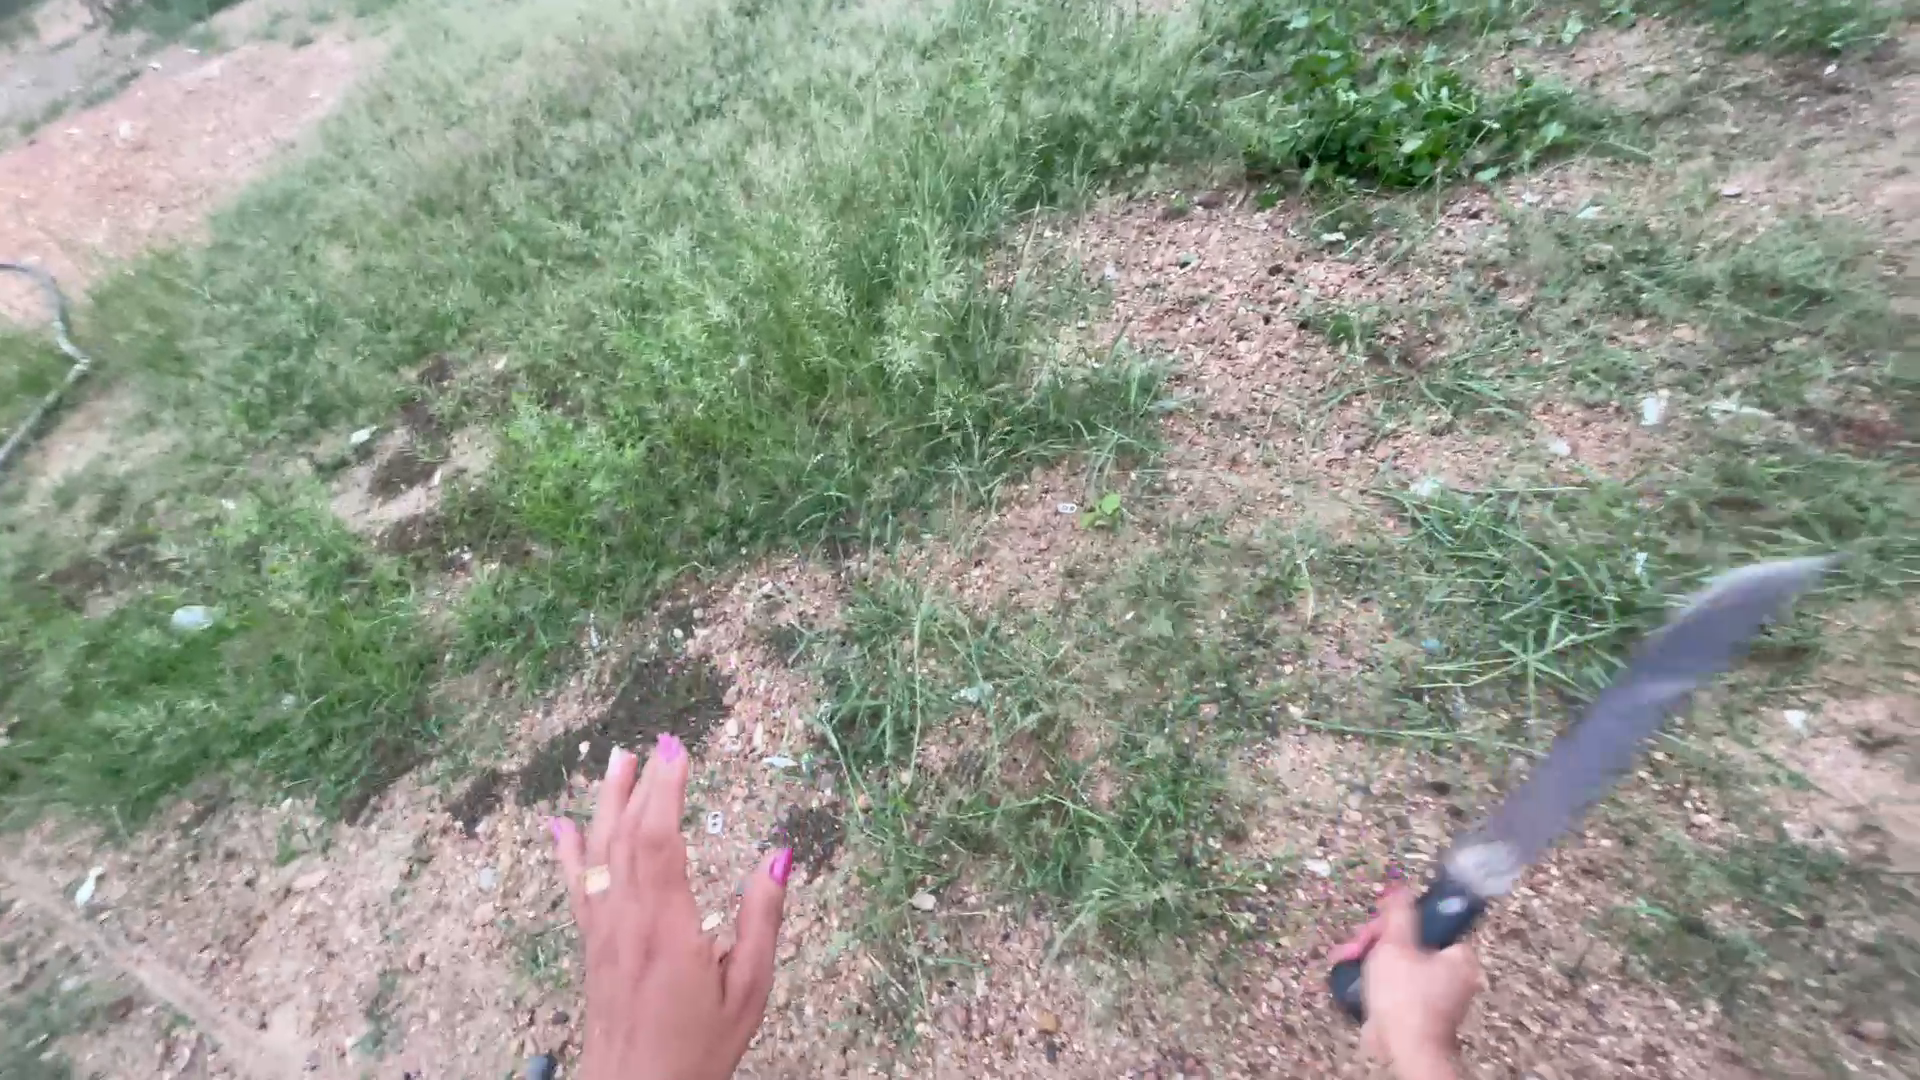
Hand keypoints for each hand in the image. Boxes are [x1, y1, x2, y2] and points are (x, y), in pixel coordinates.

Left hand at [550, 734, 792, 1079]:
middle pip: (627, 837)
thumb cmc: (699, 1048)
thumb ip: (762, 920)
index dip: (667, 792)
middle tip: (659, 741)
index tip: (678, 751)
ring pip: (599, 853)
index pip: (661, 843)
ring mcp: (603, 931)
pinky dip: (568, 851)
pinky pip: (577, 887)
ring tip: (618, 759)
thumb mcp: (749, 989)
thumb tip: (779, 854)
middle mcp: (627, 921)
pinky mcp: (592, 944)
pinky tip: (558, 824)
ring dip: (608, 802)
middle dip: (643, 784)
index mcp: (669, 928)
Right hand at [1330, 888, 1482, 1079]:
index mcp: (1459, 958)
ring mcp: (1438, 994)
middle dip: (1378, 939)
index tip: (1378, 925)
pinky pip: (1397, 980)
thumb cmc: (1405, 995)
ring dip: (1373, 955)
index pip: (1429, 923)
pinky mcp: (1420, 1008)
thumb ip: (1399, 912)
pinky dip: (1378, 976)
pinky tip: (1356, 973)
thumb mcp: (1395, 943)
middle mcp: (1454, 976)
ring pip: (1400, 959)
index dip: (1400, 920)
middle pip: (1411, 940)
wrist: (1404, 1046)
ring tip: (1351, 958)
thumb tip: (1403, 887)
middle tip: (1361, 944)